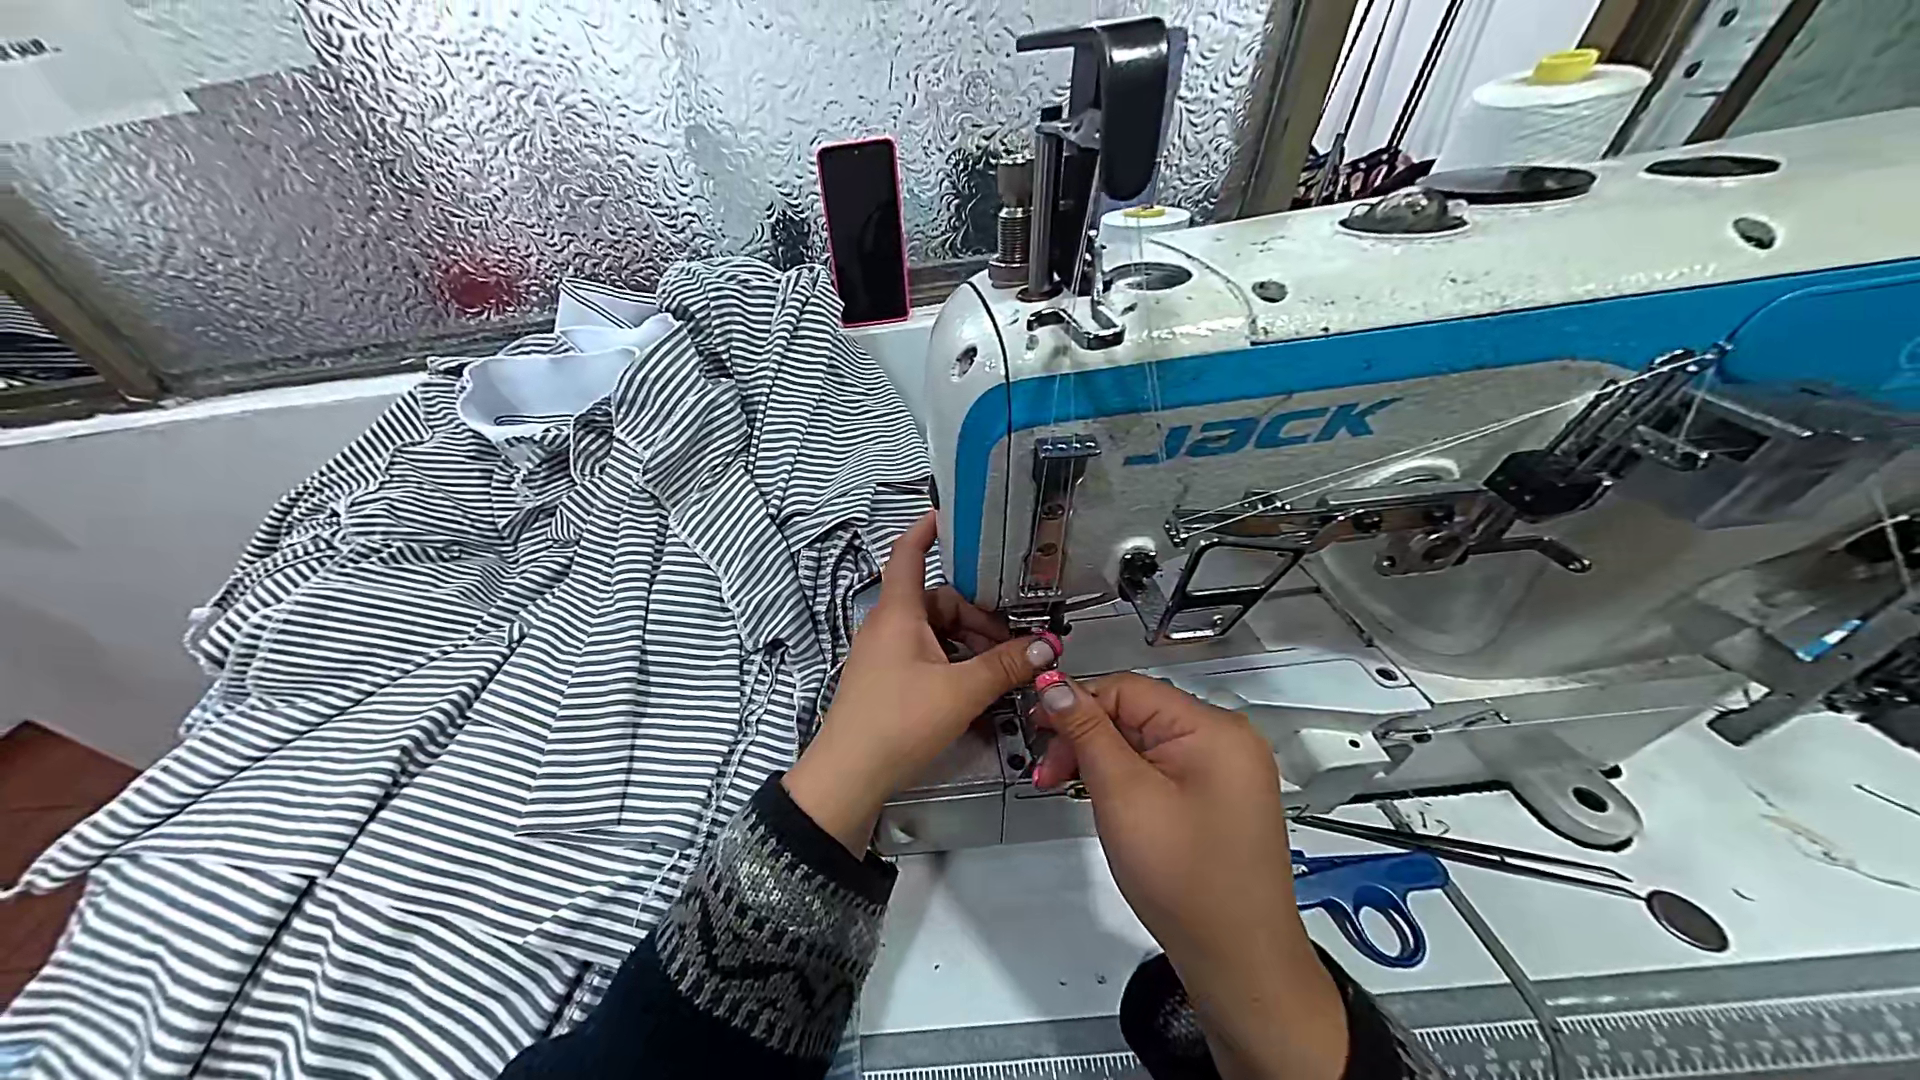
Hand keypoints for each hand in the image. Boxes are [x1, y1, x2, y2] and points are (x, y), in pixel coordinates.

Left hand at [784, 513, 1058, 852]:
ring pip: (935, 631)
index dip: (926, 528)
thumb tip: (1045, 646)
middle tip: (1011, 645)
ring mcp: (884, 653)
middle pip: (938, 600)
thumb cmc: (898, 722)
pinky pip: (926, 655)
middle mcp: (887, 626)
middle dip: (977, 617)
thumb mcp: (960, 692)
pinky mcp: (886, 678)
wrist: (848, 777)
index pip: (907, 552)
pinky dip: (952, 663)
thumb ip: (1004, 666)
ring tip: (998, 673)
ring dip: (969, 644)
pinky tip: (975, 689)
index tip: (949, 514)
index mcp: (898, 613)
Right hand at [1034, 673, 1347, 1079]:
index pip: (1127, 689)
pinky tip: (1103, 797)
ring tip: (1068, 785)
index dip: (1077, 703)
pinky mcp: (1216, 794)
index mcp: (1213, 729)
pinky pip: (1159, 765)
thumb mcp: (1123, 796)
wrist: (1238, 964)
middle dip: (1085, 736)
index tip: (1040, 724)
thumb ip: (1087, 733)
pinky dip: (1125, 776)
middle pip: (1135, 712)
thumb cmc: (1190, 886)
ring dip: (1100, 758)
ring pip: (1143, 740)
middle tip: (1050, 767)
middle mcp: (1227, 740)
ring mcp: (1225, 769)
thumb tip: (1057, 688)